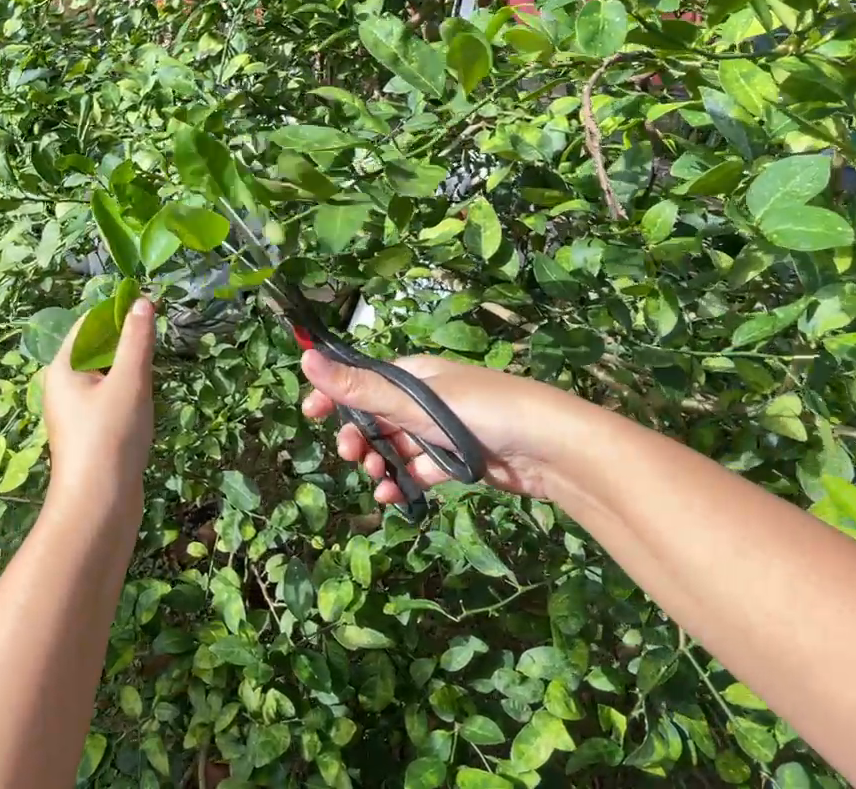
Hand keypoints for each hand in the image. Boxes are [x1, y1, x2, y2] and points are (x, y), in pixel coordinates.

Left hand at [42, 297, 157, 506]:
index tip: (149, 310)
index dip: (117, 313)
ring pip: (105, 377)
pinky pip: (108, 400)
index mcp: (63, 368)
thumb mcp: (129, 382)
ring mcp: (74, 412)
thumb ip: (136, 340)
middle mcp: (62, 386)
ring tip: (152, 377)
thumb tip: (141, 301)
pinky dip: (127, 396)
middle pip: (96, 349)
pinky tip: (144, 407)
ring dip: (129, 372)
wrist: (99, 506)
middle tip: (155, 347)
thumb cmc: (110, 437)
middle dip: (126, 345)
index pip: (88, 324)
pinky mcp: (88, 433)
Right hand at [300, 350, 597, 503]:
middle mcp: (425, 398)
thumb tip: (306, 359)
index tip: (311, 415)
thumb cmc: (478, 412)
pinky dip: (404, 481)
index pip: (362, 379)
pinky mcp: (457, 459)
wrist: (549, 448)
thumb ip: (358, 388)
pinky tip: (393, 497)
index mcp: (413, 373)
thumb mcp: (411, 401)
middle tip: (350, 455)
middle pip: (376, 415)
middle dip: (358, 435)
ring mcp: (442, 430)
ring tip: (378, 479)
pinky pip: (420, 468)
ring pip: (396, 445)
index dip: (335, 395)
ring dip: (379, 462)